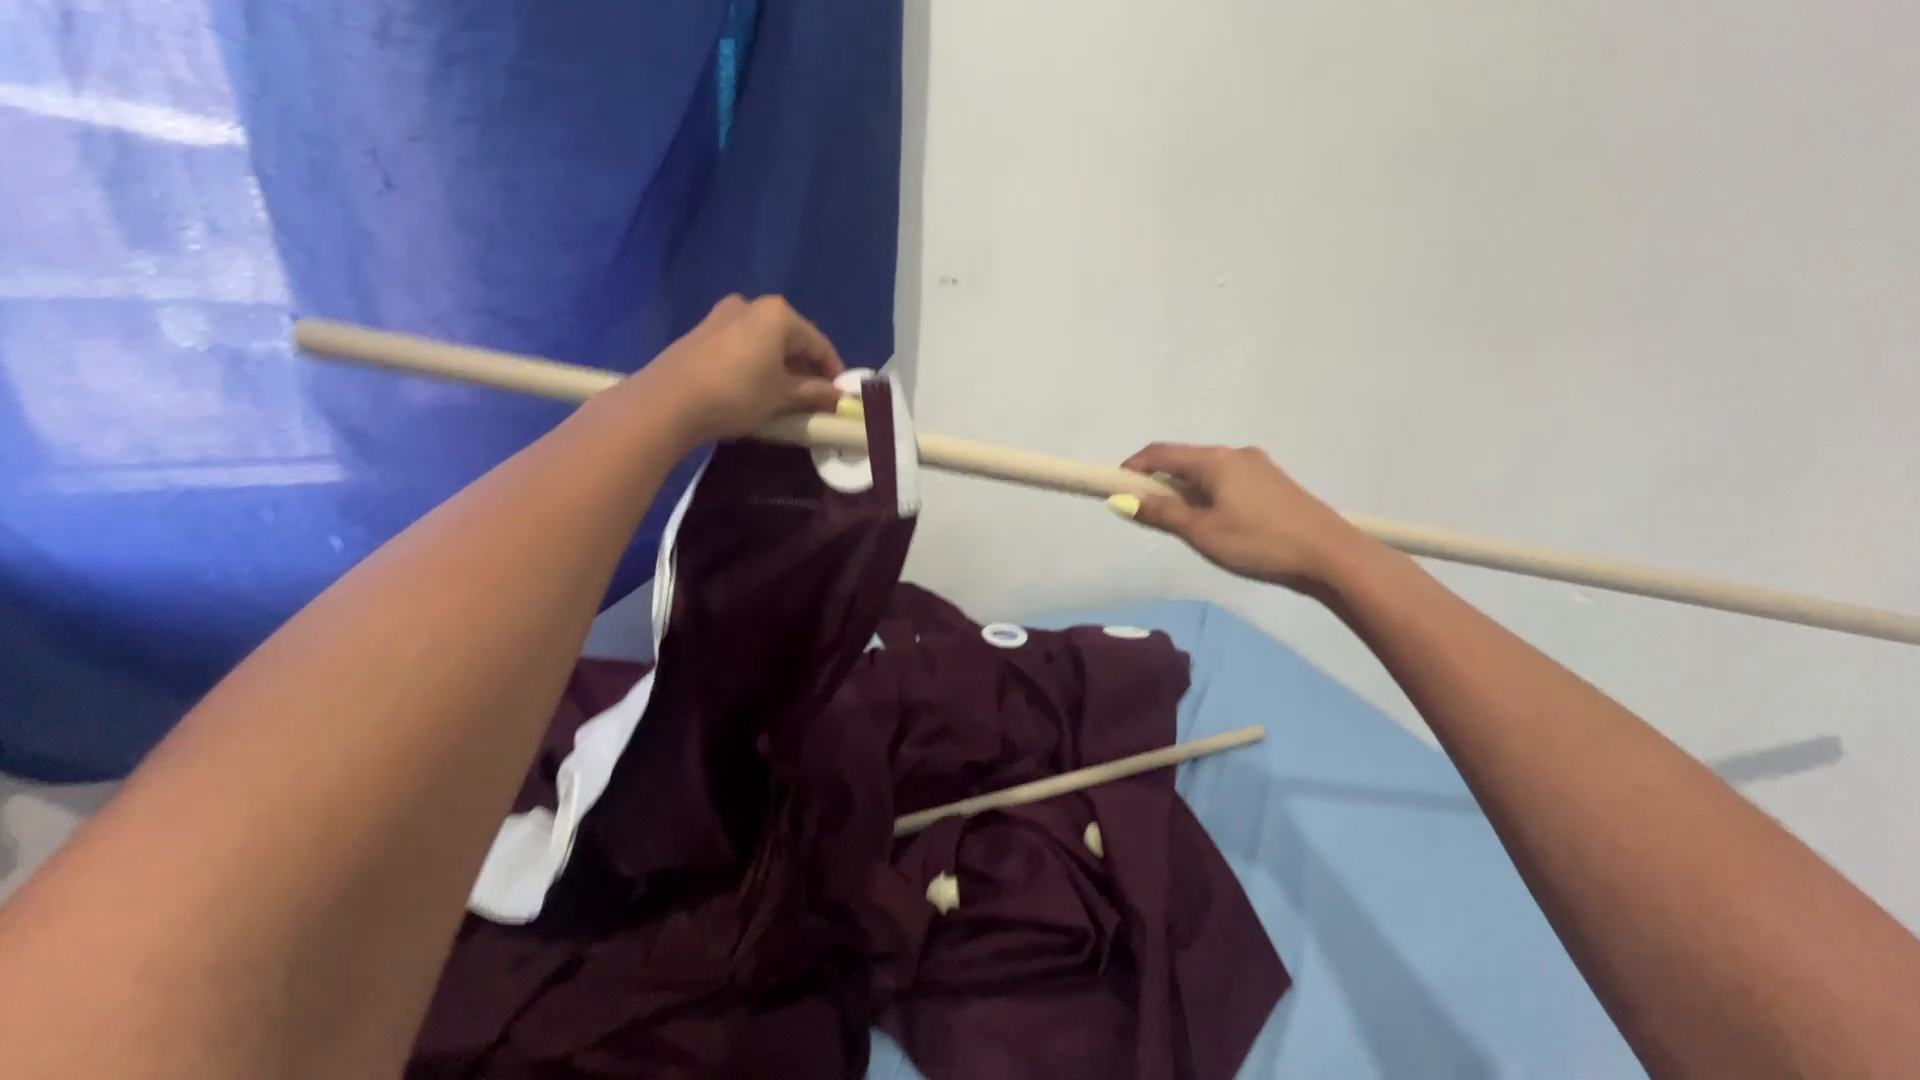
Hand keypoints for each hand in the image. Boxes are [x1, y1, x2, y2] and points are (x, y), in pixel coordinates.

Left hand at [638, 294, 844, 443]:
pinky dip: (756, 364)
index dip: (833, 371)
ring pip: (765, 341)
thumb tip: (839, 396)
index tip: (840, 396)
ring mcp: (722, 316)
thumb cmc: (737, 394)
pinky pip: (742, 346)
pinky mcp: (701, 333)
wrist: (668, 401)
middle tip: (814, 397)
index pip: (819, 343)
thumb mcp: (782, 396)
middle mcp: (751, 306)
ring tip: (783, 396)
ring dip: (780, 366)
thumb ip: (815, 393)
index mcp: (778, 314)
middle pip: (791, 338)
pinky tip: (754, 388)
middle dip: (805, 367)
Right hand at [1117, 443, 1364, 591]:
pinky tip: (1218, 525)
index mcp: (1214, 459)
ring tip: (1185, 527)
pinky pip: (1229, 482)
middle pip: (1184, 461)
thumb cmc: (1258, 542)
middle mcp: (1235, 454)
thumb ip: (1160, 514)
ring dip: (1186, 492)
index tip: (1115, 491)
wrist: (1330, 555)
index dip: (1132, 468)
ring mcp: (1259, 467)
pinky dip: (1210, 497)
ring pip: (1208, 474)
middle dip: (1159, 483)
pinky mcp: (1275, 485)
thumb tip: (1122, 500)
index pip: (1159, 453)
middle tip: (1149, 517)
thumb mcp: (1201, 532)